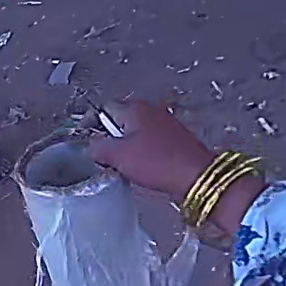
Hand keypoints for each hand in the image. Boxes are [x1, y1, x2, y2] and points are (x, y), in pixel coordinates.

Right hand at [90, 99, 264, 238]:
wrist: (197, 177)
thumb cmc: (157, 162)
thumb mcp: (118, 156)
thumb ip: (98, 148)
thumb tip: (92, 146)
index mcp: (134, 109)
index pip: (104, 108)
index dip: (92, 122)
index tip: (87, 139)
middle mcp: (150, 110)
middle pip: (119, 119)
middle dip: (109, 136)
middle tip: (105, 156)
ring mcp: (165, 123)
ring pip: (134, 131)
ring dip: (125, 146)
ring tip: (123, 164)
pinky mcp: (174, 139)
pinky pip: (149, 141)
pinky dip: (141, 151)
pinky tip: (142, 167)